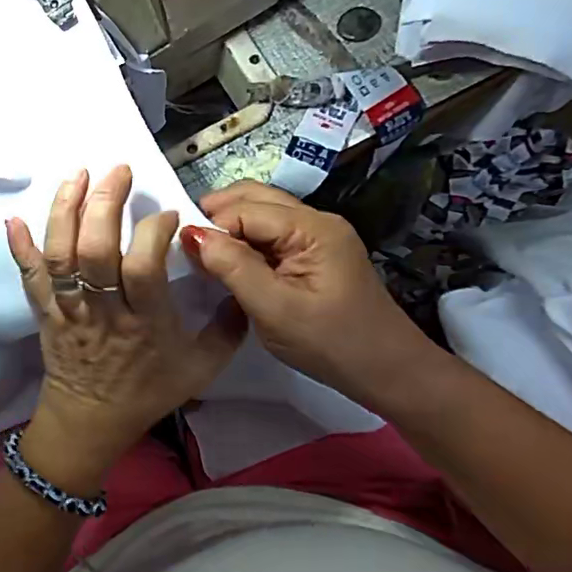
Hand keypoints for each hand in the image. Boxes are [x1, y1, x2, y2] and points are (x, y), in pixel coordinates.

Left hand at [6, 165, 247, 494]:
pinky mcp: (45, 313)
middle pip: (95, 251)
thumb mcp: (201, 368)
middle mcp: (104, 311)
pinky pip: (29, 279)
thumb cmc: (147, 392)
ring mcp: (69, 311)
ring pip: (60, 257)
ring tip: (77, 175)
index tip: (166, 215)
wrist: (91, 422)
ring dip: (65, 212)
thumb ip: (227, 327)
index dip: (153, 232)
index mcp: (145, 323)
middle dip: (104, 204)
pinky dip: (19, 249)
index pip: (143, 267)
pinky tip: (14, 218)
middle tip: (117, 171)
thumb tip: (243, 285)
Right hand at [183, 180, 443, 411]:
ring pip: (262, 215)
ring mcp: (318, 236)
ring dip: (231, 229)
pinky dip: (246, 243)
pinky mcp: (316, 254)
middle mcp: (316, 221)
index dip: (212, 226)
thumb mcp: (274, 308)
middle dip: (217, 215)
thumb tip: (192, 233)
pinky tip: (231, 265)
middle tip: (187, 247)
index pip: (245, 209)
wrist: (387, 371)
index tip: (183, 253)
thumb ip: (233, 267)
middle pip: (254, 199)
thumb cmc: (331, 343)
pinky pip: (272, 235)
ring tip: (205, 256)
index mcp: (312, 228)